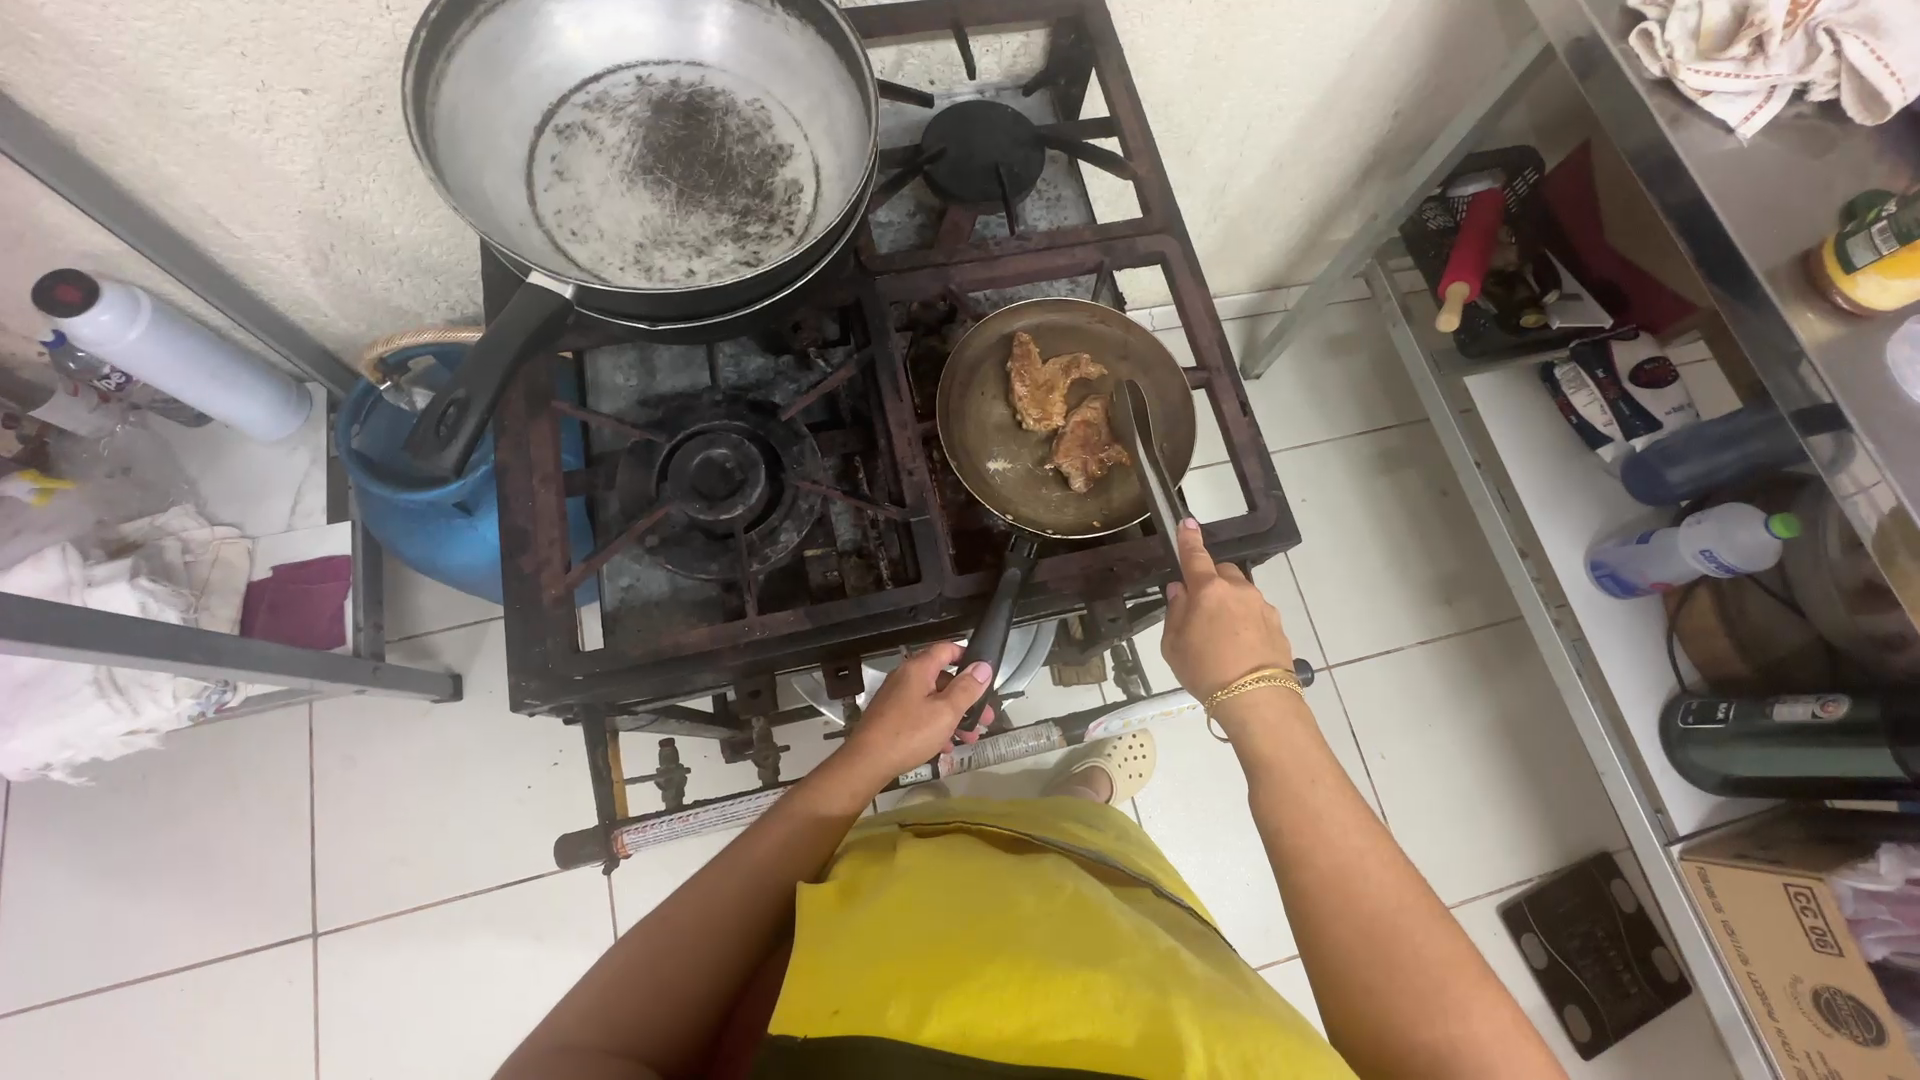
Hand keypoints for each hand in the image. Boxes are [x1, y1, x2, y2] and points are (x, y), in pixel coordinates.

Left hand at [837, 643, 992, 787]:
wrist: (867, 762)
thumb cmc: (910, 733)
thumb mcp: (946, 711)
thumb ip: (967, 688)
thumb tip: (983, 666)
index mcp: (918, 669)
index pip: (946, 649)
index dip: (967, 655)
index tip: (984, 671)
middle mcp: (905, 677)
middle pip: (942, 678)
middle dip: (966, 697)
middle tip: (984, 717)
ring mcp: (896, 697)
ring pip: (932, 700)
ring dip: (954, 716)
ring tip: (969, 737)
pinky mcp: (890, 716)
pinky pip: (919, 714)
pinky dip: (935, 725)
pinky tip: (945, 747)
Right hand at [1162, 518, 1293, 698]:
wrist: (1257, 699)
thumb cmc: (1205, 671)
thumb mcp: (1173, 645)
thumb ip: (1175, 611)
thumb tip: (1180, 590)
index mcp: (1208, 590)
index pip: (1195, 556)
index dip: (1189, 539)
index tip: (1187, 523)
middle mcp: (1238, 590)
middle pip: (1222, 572)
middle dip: (1211, 581)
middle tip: (1199, 609)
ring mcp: (1262, 606)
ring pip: (1240, 594)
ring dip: (1229, 604)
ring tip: (1220, 637)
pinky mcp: (1277, 624)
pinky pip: (1255, 613)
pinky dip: (1245, 622)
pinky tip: (1239, 648)